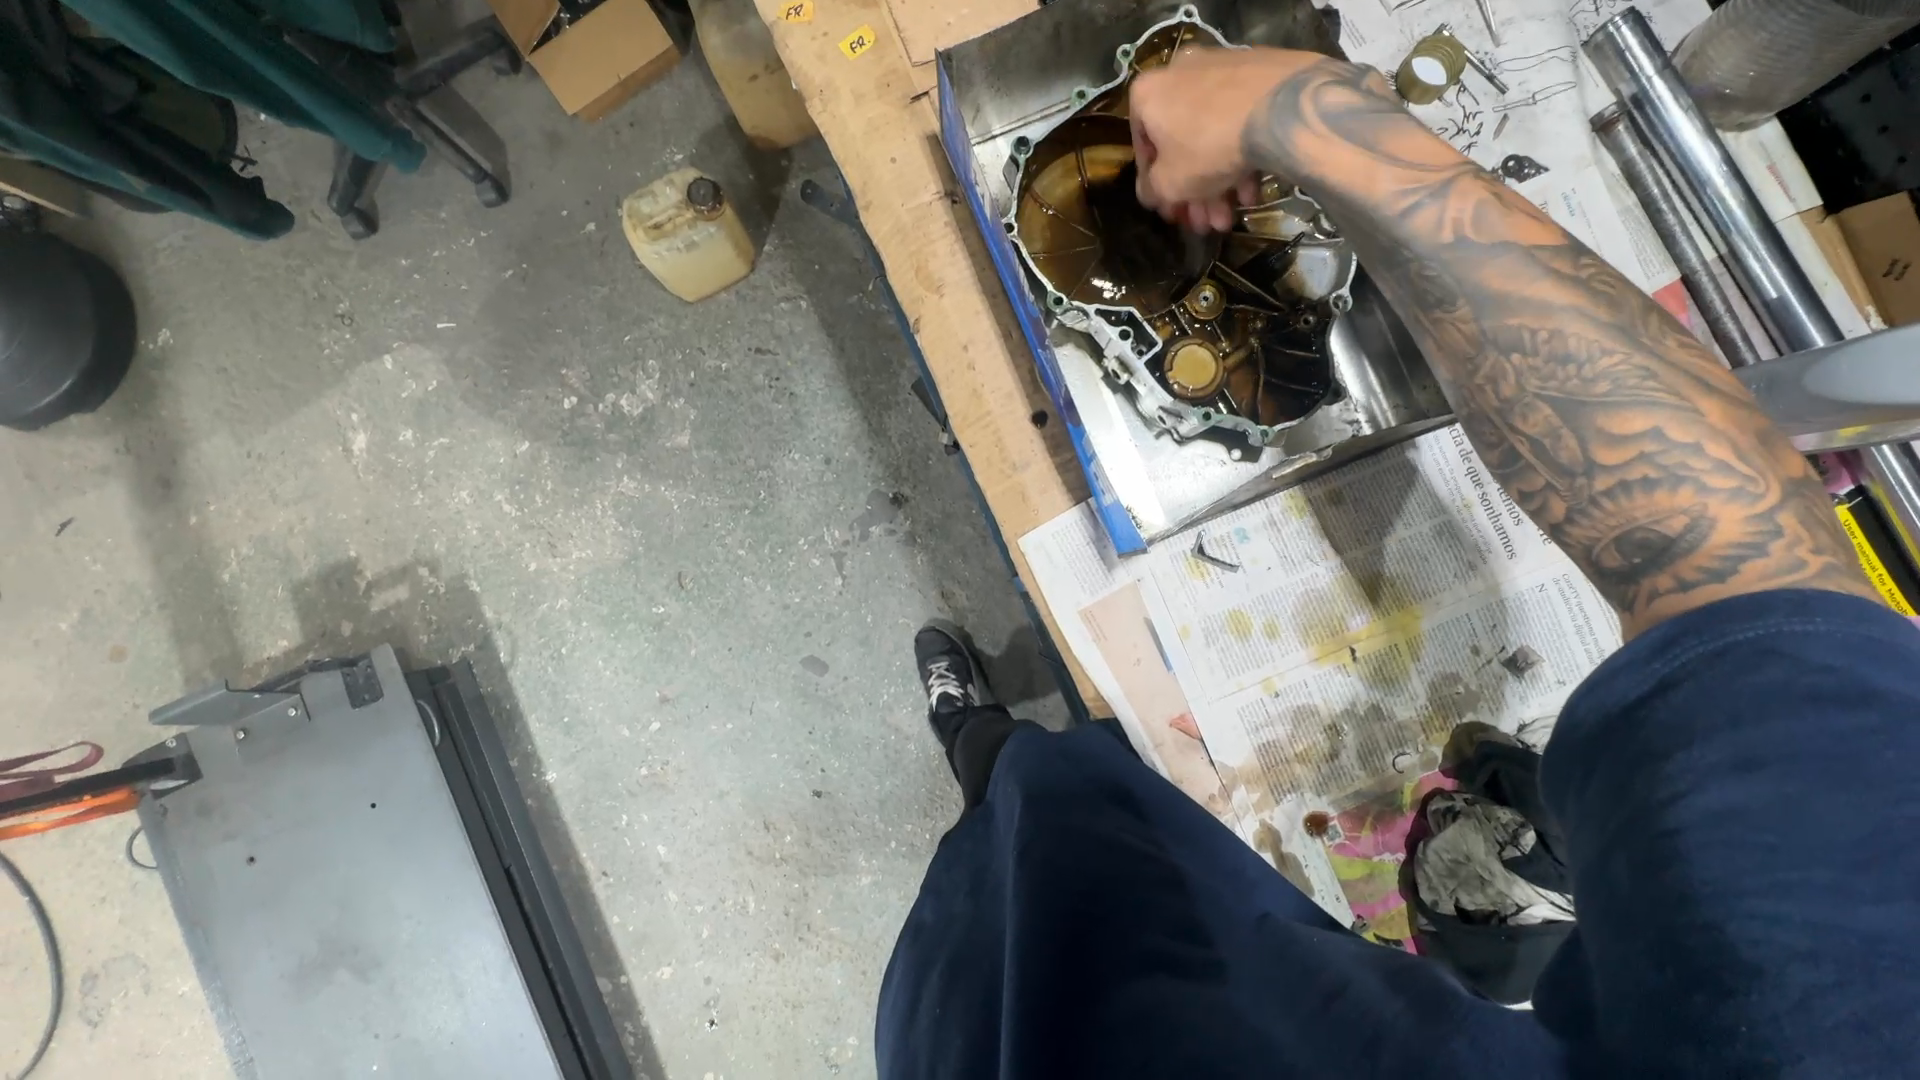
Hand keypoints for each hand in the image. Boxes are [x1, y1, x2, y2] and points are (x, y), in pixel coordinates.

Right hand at [1128, 48, 1333, 231]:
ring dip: (1217, 184)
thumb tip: (1150, 192)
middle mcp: (1180, 72)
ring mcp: (1222, 68)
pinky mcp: (1259, 72)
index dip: (1155, 187)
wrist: (1279, 109)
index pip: (1142, 148)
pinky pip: (1239, 121)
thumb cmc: (1207, 146)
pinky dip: (1241, 157)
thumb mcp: (1168, 184)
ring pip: (1212, 136)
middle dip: (1193, 192)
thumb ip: (1151, 190)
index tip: (1170, 210)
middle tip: (1202, 223)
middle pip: (1181, 145)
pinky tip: (1251, 192)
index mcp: (1148, 93)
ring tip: (1228, 218)